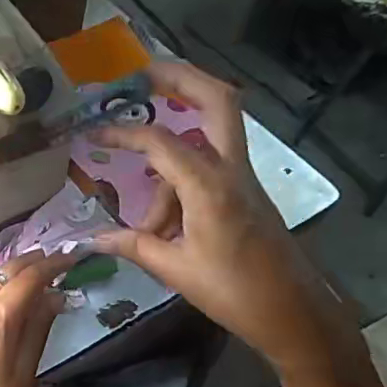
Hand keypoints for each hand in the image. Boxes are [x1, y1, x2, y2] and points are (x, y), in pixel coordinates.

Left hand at [0, 250, 76, 386]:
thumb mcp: (24, 376)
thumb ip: (38, 328)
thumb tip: (54, 296)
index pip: (28, 277)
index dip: (53, 264)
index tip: (71, 258)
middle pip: (3, 272)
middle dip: (31, 264)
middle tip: (55, 263)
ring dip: (8, 275)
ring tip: (32, 280)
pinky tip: (1, 301)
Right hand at [91, 63, 360, 378]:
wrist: (293, 313)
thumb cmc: (233, 292)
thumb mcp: (174, 269)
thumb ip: (132, 246)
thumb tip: (93, 239)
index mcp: (209, 186)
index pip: (159, 140)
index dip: (122, 131)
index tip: (92, 130)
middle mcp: (230, 170)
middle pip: (216, 100)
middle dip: (182, 78)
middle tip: (146, 72)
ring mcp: (243, 179)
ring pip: (209, 138)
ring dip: (172, 161)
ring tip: (149, 226)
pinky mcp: (246, 193)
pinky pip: (211, 167)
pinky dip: (183, 182)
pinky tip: (165, 229)